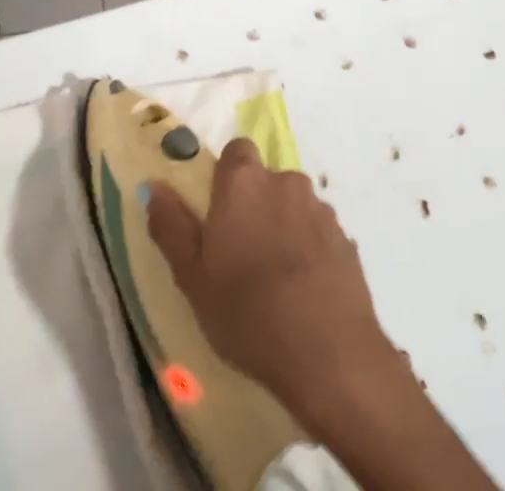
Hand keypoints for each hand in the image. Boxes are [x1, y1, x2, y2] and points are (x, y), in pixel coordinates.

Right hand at [143, 138, 395, 415]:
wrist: (329, 355)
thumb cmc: (247, 312)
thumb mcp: (191, 276)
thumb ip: (171, 226)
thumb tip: (156, 188)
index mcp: (244, 183)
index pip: (236, 151)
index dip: (225, 176)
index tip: (216, 212)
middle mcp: (287, 184)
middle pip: (266, 180)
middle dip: (254, 205)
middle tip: (238, 252)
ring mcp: (323, 212)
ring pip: (294, 207)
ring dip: (282, 227)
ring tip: (272, 277)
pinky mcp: (348, 242)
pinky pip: (318, 234)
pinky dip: (308, 250)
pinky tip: (301, 291)